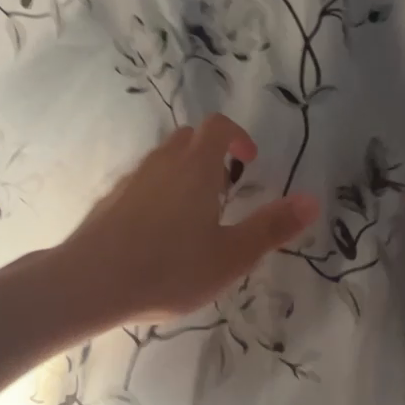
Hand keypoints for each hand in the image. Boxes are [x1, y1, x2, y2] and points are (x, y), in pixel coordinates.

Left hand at [53, 115, 319, 324]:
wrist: (93, 279)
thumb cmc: (170, 267)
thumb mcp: (231, 256)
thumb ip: (272, 227)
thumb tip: (312, 199)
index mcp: (196, 166)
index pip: (218, 126)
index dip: (238, 135)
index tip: (250, 162)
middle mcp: (164, 161)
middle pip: (191, 138)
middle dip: (213, 155)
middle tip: (227, 192)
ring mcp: (134, 177)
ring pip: (166, 159)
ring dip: (186, 174)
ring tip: (197, 219)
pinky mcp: (114, 197)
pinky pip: (145, 180)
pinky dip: (161, 192)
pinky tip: (161, 234)